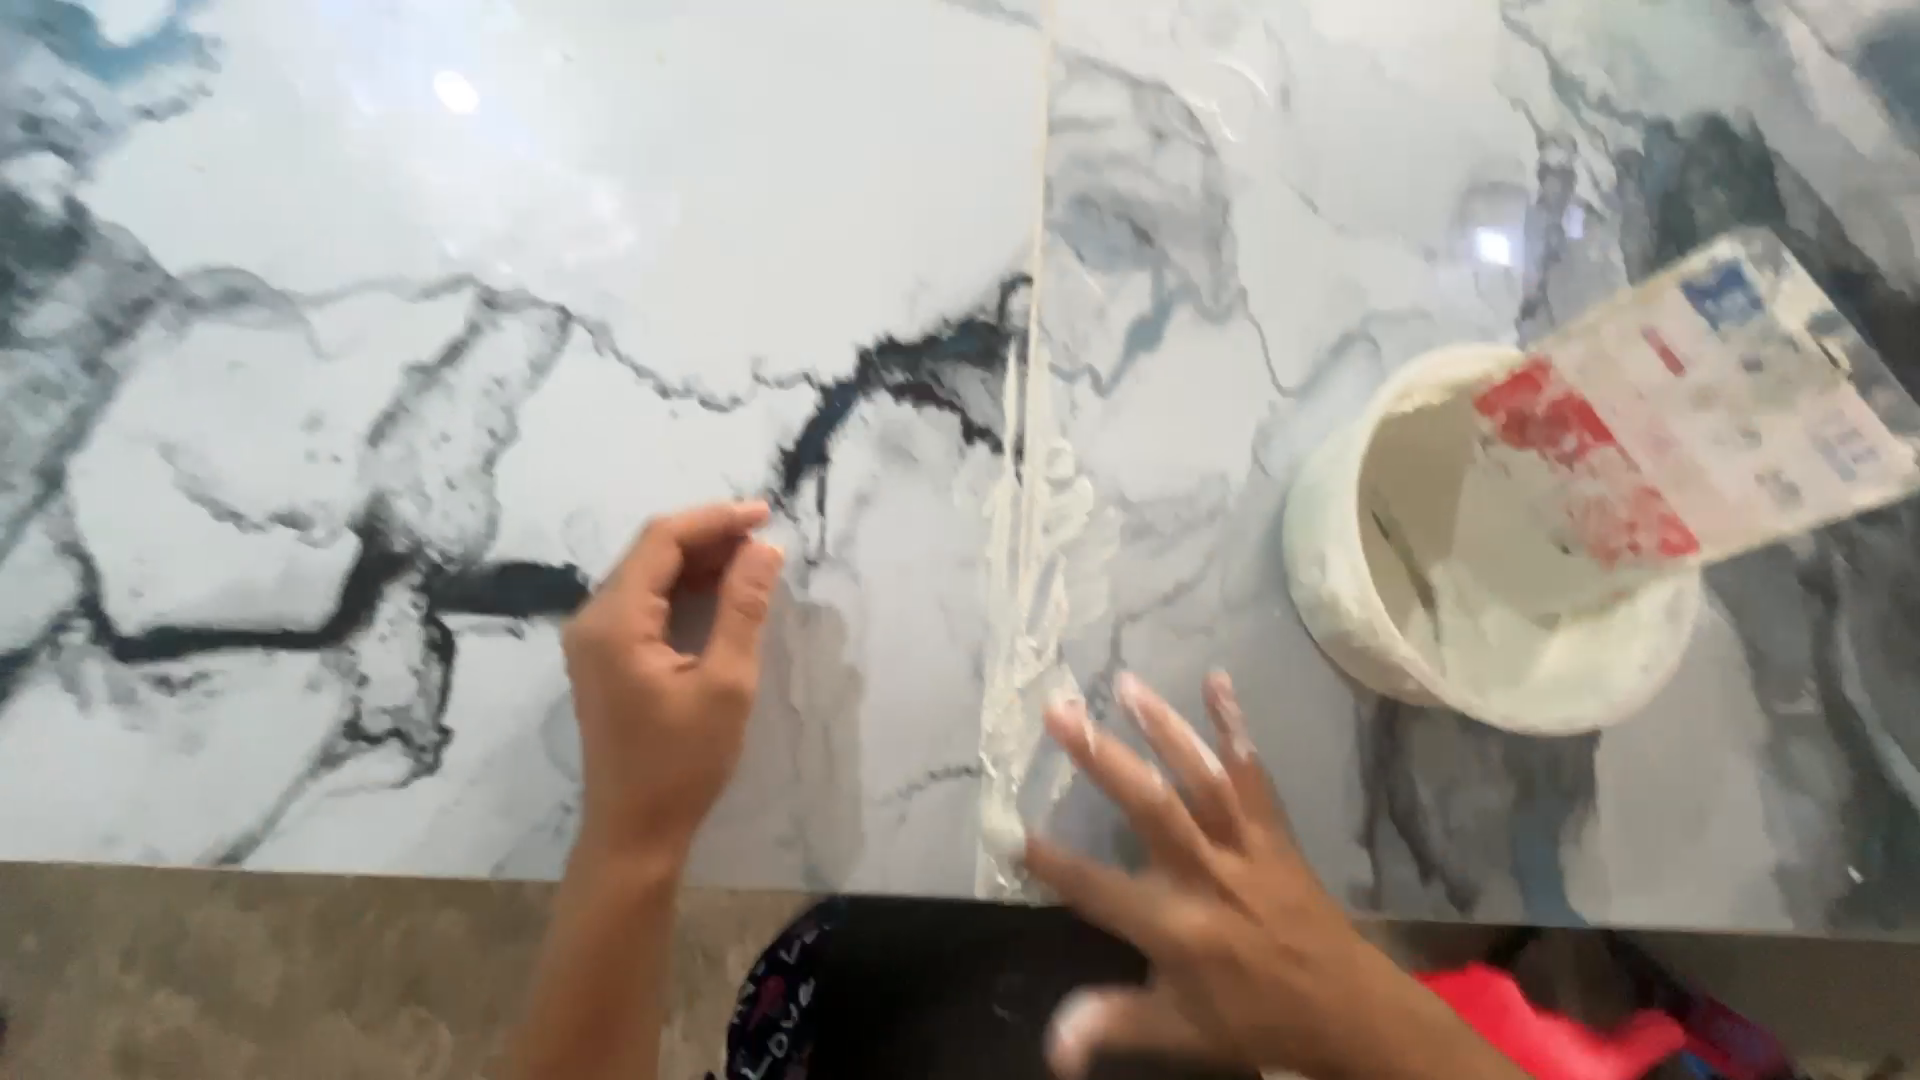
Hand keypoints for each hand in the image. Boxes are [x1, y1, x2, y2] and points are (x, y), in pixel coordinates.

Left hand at [561, 499, 784, 869]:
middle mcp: (593, 619)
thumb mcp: (726, 682)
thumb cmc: (683, 762)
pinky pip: (646, 602)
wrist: (635, 831)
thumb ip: (744, 608)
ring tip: (753, 558)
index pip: (662, 541)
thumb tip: (765, 549)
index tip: (764, 514)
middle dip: (709, 537)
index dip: (715, 519)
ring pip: (650, 576)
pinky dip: (686, 588)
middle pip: (651, 552)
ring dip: (700, 561)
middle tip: (765, 537)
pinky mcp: (606, 656)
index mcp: (614, 622)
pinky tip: (723, 590)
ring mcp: (595, 639)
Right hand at [1025, 673, 1482, 1079]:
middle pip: (1152, 809)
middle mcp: (1209, 875)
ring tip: (1125, 683)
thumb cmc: (1254, 1016)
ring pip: (1202, 778)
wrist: (1349, 1007)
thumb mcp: (1179, 1030)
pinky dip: (1235, 724)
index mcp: (1180, 929)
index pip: (1101, 891)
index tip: (1010, 831)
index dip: (1055, 865)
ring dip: (1163, 727)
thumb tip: (1050, 1050)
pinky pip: (1254, 772)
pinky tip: (1217, 679)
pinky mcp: (1273, 829)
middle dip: (1102, 759)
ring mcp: (1245, 845)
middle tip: (1058, 713)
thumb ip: (1111, 1024)